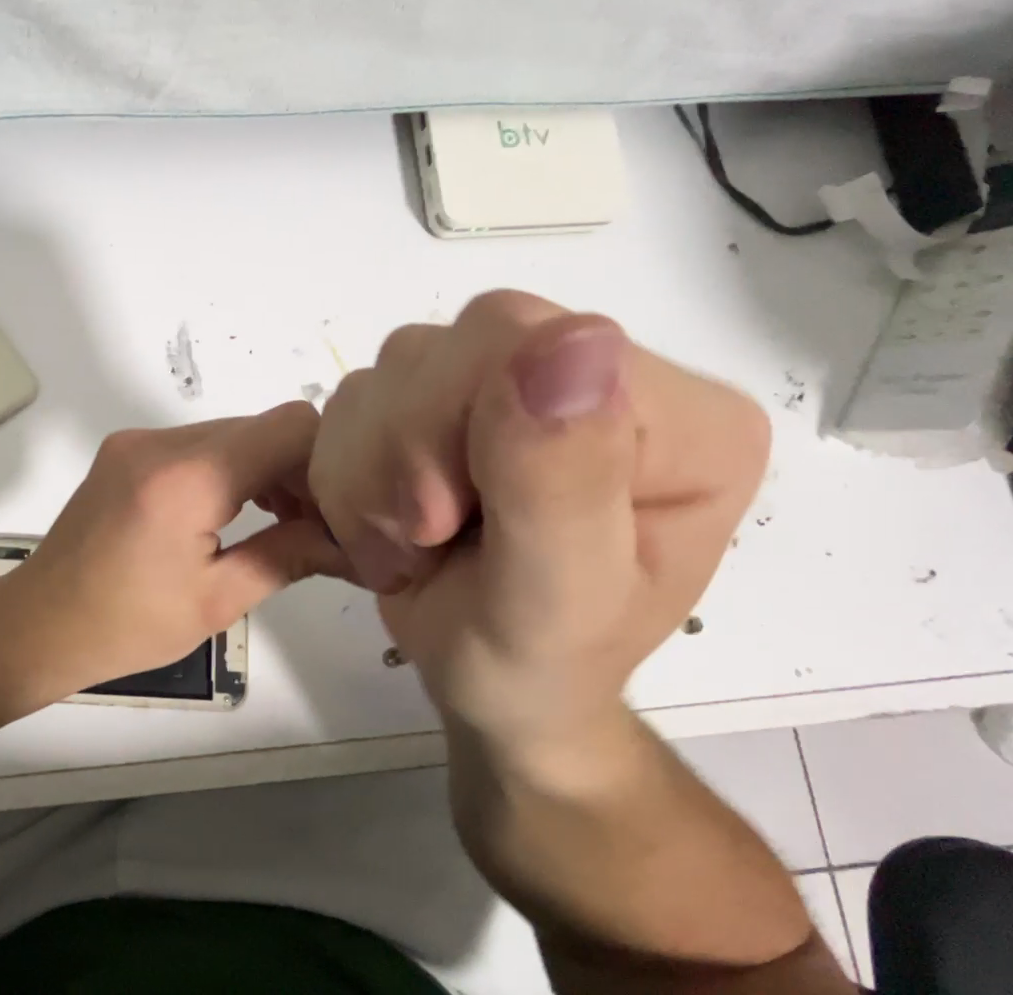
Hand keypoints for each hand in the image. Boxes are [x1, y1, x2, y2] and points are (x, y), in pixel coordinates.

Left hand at [5, 401, 350, 700]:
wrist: (41, 622)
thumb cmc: (127, 625)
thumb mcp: (217, 599)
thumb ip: (289, 556)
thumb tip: (353, 543)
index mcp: (187, 477)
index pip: (291, 425)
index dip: (328, 463)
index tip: (337, 516)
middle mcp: (161, 441)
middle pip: (261, 428)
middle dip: (300, 472)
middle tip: (316, 532)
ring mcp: (138, 441)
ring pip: (232, 434)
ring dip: (265, 471)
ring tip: (282, 528)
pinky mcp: (125, 451)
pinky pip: (197, 445)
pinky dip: (228, 470)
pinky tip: (237, 514)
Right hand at [308, 291, 768, 745]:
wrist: (494, 686)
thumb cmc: (536, 664)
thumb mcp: (556, 600)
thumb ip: (563, 482)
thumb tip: (569, 340)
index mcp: (676, 420)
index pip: (524, 336)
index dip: (446, 421)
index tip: (438, 520)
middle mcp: (601, 379)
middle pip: (450, 344)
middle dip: (401, 453)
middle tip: (421, 537)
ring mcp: (517, 383)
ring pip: (391, 368)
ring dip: (368, 470)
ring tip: (408, 543)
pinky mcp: (452, 402)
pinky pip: (357, 396)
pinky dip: (347, 469)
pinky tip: (389, 521)